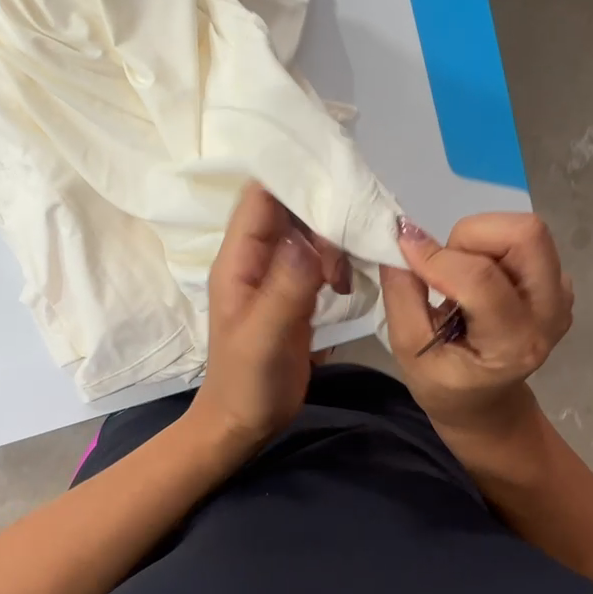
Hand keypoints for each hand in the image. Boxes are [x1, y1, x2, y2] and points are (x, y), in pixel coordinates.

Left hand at [187, 183, 350, 449]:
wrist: (243, 424)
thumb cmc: (246, 383)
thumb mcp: (264, 336)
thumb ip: (286, 286)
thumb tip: (311, 237)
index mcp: (237, 261)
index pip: (260, 198)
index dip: (292, 176)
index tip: (335, 169)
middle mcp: (255, 260)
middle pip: (288, 209)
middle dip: (322, 207)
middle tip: (354, 225)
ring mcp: (275, 277)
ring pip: (307, 233)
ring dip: (333, 239)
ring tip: (347, 268)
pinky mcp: (294, 295)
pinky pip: (317, 260)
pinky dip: (337, 261)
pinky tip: (348, 282)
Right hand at [380, 214, 572, 436]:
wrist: (487, 405)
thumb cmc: (445, 386)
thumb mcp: (409, 352)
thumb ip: (402, 296)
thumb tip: (402, 241)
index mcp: (513, 343)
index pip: (480, 278)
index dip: (436, 256)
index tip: (404, 249)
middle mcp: (549, 313)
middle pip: (524, 234)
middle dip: (471, 237)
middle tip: (445, 266)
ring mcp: (560, 295)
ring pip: (526, 230)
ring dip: (481, 239)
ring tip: (460, 275)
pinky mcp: (558, 282)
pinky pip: (525, 241)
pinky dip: (492, 247)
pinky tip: (479, 282)